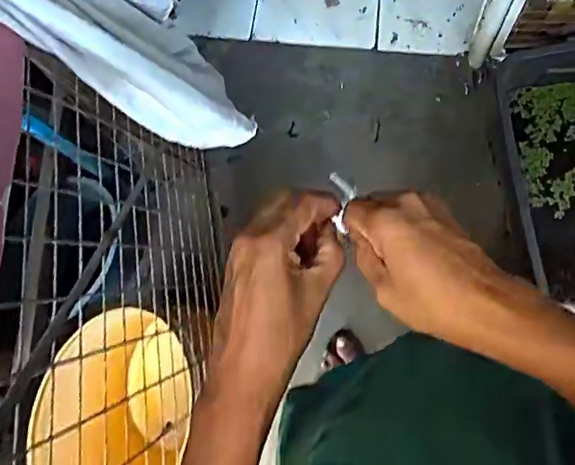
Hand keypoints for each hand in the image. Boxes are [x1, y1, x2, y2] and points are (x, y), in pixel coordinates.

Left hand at [206, 189, 345, 400]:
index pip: (302, 203)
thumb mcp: (317, 292)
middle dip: (307, 207)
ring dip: (293, 218)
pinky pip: (260, 229)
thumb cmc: (282, 337)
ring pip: (270, 212)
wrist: (241, 374)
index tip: (340, 212)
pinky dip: (279, 231)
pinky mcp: (234, 258)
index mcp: (269, 241)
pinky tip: (294, 257)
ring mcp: (237, 246)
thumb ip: (331, 253)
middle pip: (283, 199)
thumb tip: (330, 232)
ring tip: (312, 247)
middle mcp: (249, 235)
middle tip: (326, 230)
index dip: (325, 202)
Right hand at [342, 191, 542, 350]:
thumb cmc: (431, 302)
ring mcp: (427, 200)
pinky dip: (411, 223)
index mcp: (384, 218)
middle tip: (384, 258)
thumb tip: (362, 240)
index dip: (352, 230)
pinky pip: (414, 209)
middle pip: (373, 202)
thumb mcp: (384, 291)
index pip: (351, 209)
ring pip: (394, 204)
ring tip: (406, 256)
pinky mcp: (444, 208)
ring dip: (392, 222)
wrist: (485, 301)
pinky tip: (423, 251)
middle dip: (371, 224)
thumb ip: (364, 258)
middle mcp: (404, 199)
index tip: (363, 252)